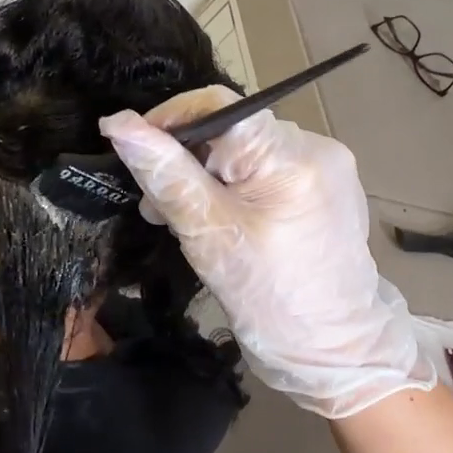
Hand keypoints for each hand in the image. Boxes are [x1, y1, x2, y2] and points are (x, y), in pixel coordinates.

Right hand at [99, 86, 437, 417]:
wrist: (334, 349)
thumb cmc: (267, 296)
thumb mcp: (205, 233)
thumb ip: (164, 174)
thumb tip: (118, 123)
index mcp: (289, 157)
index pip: (217, 103)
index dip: (168, 117)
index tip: (135, 152)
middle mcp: (314, 147)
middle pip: (228, 129)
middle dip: (184, 159)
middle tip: (157, 207)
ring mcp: (326, 166)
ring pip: (242, 150)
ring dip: (205, 177)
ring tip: (186, 221)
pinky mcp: (326, 186)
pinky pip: (263, 168)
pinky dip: (232, 187)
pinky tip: (222, 222)